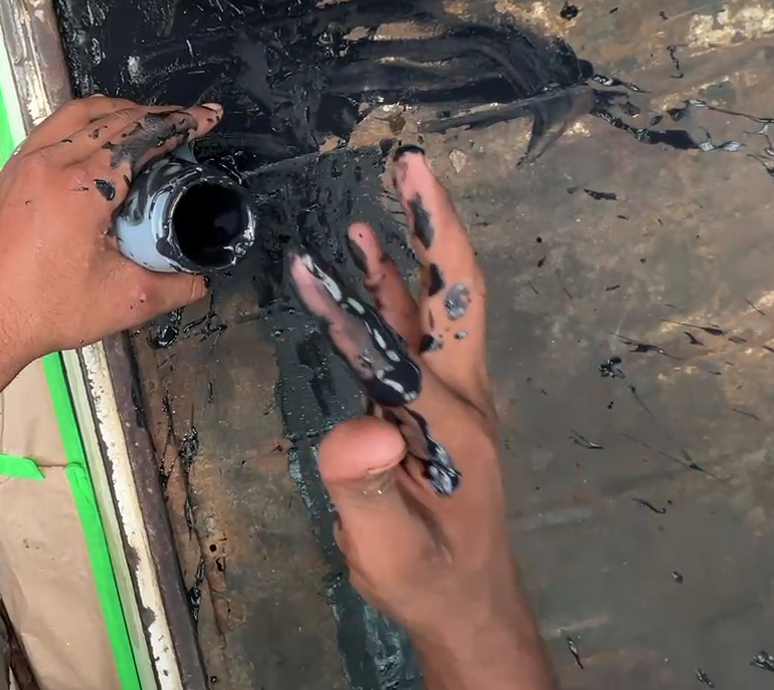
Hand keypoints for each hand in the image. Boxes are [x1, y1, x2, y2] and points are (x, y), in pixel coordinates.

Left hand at [0, 96, 222, 380]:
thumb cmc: (42, 311)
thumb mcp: (123, 302)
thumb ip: (174, 285)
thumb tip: (202, 276)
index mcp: (79, 186)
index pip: (140, 138)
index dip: (180, 125)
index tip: (208, 117)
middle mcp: (48, 162)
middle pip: (111, 118)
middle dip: (155, 114)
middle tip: (187, 122)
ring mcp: (23, 164)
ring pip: (77, 115)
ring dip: (116, 111)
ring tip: (147, 122)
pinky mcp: (9, 175)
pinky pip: (51, 129)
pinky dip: (83, 122)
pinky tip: (96, 138)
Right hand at [289, 148, 553, 688]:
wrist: (469, 609)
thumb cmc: (425, 576)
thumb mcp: (385, 546)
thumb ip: (363, 484)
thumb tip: (361, 426)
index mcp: (449, 421)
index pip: (394, 343)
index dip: (348, 306)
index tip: (304, 268)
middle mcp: (460, 393)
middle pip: (454, 292)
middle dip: (435, 225)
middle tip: (413, 165)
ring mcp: (451, 393)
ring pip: (436, 302)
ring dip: (415, 245)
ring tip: (391, 193)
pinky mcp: (435, 398)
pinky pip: (415, 327)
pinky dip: (395, 284)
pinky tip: (372, 258)